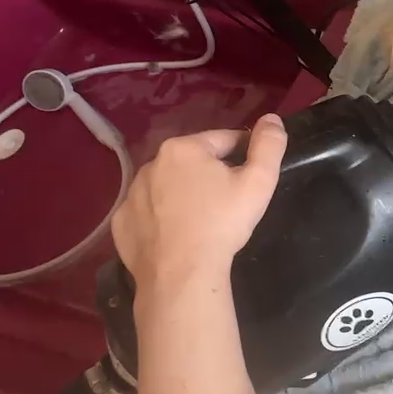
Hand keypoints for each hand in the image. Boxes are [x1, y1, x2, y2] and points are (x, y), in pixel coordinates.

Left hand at [112, 114, 288, 296]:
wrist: (181, 274)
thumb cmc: (223, 222)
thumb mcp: (260, 180)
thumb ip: (270, 144)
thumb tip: (272, 118)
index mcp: (183, 148)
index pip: (226, 140)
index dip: (246, 156)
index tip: (252, 180)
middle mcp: (150, 164)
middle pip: (196, 161)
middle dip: (214, 174)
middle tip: (231, 201)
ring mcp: (130, 195)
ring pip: (171, 184)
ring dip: (188, 193)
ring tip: (205, 219)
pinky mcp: (120, 222)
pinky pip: (149, 210)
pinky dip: (164, 216)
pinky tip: (180, 233)